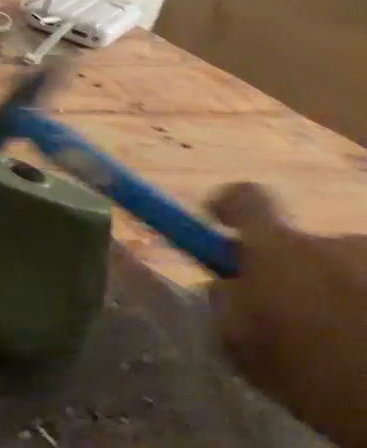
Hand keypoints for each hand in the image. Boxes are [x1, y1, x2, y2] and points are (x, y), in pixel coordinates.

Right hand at [209, 182, 366, 446]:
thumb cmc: (320, 376)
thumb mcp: (244, 345)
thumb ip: (226, 304)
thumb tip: (227, 287)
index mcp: (278, 248)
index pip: (246, 197)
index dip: (230, 208)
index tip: (221, 225)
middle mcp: (337, 244)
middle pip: (307, 244)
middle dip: (299, 270)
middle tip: (298, 314)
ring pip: (352, 271)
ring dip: (343, 293)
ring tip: (346, 339)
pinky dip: (366, 309)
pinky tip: (364, 346)